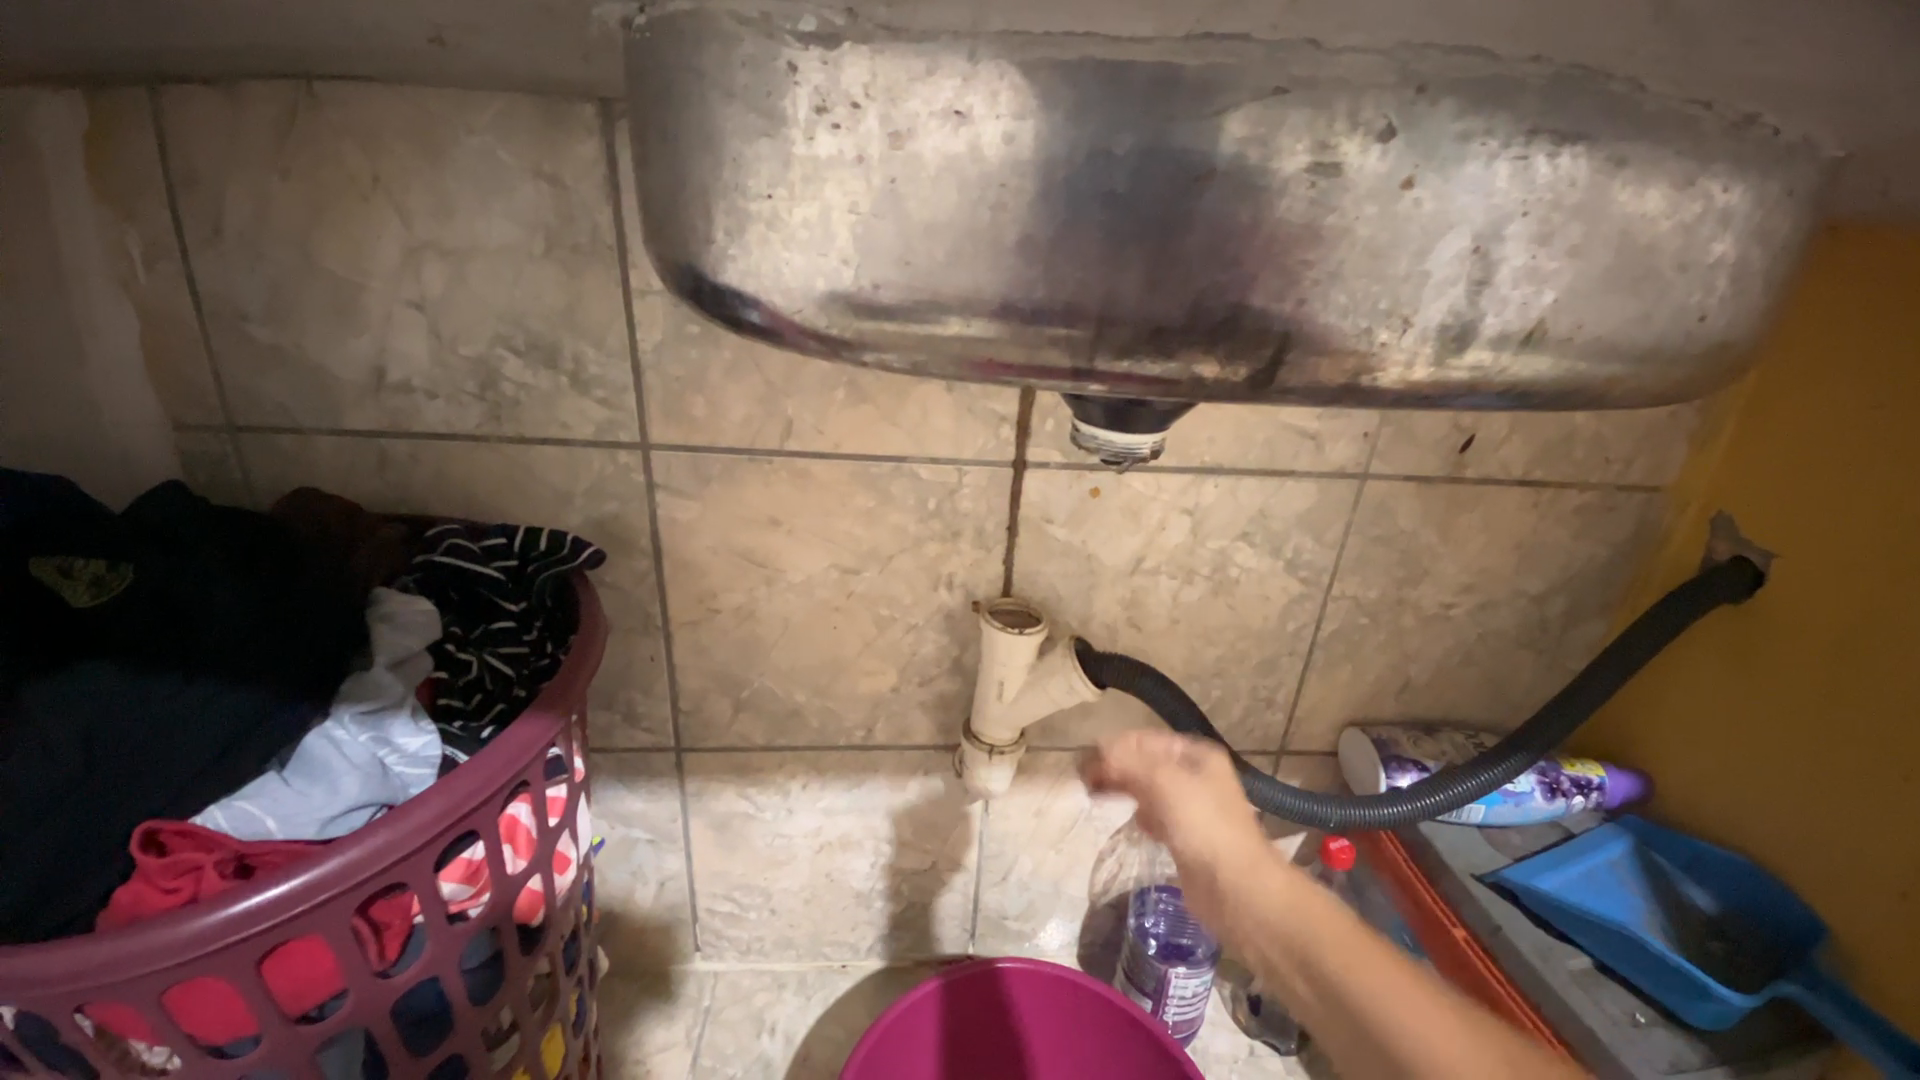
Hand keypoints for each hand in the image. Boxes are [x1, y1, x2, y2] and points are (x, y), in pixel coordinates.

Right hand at [1081, 730, 1281, 926]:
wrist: (1236, 888)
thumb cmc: (1202, 826)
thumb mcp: (1164, 782)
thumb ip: (1128, 762)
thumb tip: (1097, 751)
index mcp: (1197, 754)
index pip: (1145, 740)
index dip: (1114, 747)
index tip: (1085, 762)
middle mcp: (1196, 775)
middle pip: (1146, 763)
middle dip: (1116, 769)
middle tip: (1085, 781)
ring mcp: (1192, 807)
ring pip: (1149, 790)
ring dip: (1125, 790)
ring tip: (1098, 797)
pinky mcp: (1186, 837)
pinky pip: (1156, 817)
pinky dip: (1142, 816)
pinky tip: (1136, 824)